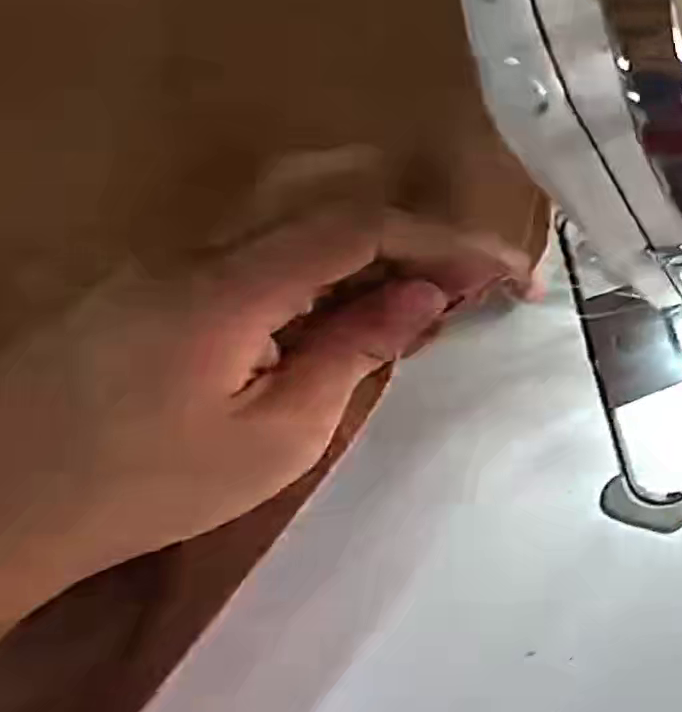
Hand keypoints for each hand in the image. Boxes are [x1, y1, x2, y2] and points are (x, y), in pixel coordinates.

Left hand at [0, 204, 529, 626]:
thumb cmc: (143, 489)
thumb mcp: (279, 433)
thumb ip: (358, 349)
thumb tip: (426, 292)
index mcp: (224, 291)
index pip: (362, 229)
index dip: (448, 240)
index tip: (508, 272)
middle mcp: (193, 261)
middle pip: (341, 223)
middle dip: (428, 248)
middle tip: (485, 288)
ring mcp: (168, 273)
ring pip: (311, 241)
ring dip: (390, 264)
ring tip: (439, 306)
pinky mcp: (159, 292)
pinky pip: (276, 265)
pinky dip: (342, 281)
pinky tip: (367, 316)